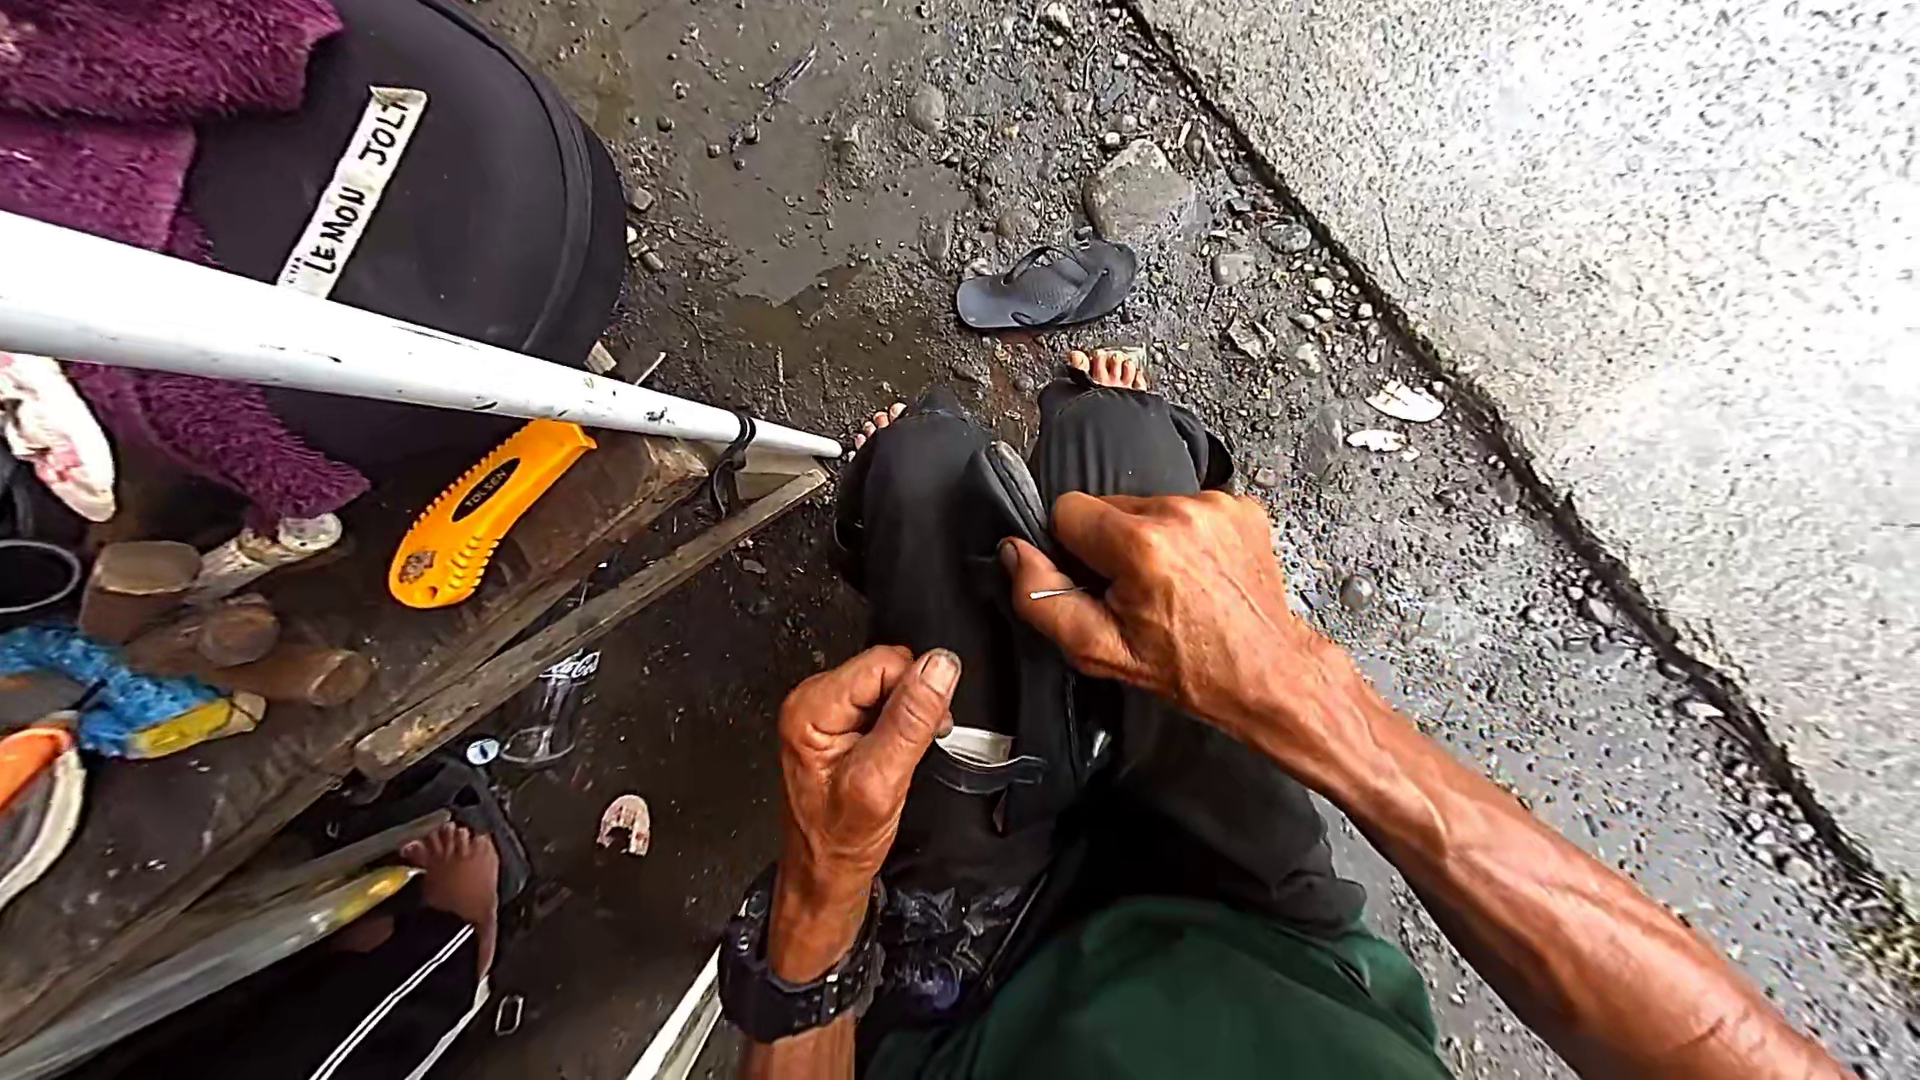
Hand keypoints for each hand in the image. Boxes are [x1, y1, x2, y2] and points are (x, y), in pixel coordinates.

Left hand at [770, 645, 960, 979]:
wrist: (823, 877)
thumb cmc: (836, 844)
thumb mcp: (880, 782)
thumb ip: (911, 720)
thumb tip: (939, 667)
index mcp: (811, 707)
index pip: (885, 662)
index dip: (915, 692)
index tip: (921, 728)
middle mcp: (814, 700)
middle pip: (887, 668)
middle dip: (913, 702)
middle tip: (908, 749)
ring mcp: (827, 709)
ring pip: (890, 683)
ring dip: (909, 714)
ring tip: (899, 755)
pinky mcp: (841, 720)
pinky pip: (885, 700)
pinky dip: (901, 722)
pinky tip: (894, 751)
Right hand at [1002, 491, 1365, 767]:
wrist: (1266, 671)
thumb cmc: (1187, 667)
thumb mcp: (1097, 649)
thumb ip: (1039, 597)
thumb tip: (1015, 551)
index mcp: (1141, 546)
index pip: (1067, 508)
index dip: (1070, 546)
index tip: (1095, 577)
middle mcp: (1181, 513)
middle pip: (1106, 504)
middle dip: (1108, 541)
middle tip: (1133, 586)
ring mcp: (1215, 506)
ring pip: (1144, 504)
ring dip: (1144, 536)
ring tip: (1167, 580)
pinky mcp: (1238, 505)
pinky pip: (1182, 505)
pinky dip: (1180, 533)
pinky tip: (1193, 569)